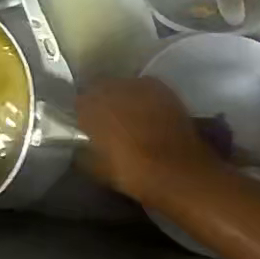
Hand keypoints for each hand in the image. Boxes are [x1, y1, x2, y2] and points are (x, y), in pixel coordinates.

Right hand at [75, 77, 220, 201]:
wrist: (179, 171)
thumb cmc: (135, 174)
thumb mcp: (99, 171)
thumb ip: (83, 153)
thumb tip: (80, 147)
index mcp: (93, 109)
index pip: (79, 101)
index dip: (82, 114)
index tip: (86, 126)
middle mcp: (113, 89)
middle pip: (99, 87)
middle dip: (100, 101)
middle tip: (106, 120)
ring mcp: (138, 84)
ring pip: (122, 85)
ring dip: (121, 96)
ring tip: (128, 114)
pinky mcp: (160, 87)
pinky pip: (143, 85)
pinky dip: (141, 95)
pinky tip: (147, 111)